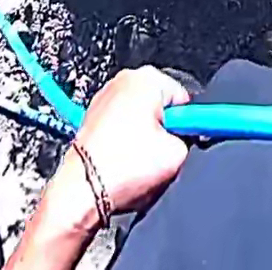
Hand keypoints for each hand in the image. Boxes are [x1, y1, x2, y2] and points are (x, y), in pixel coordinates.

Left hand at [72, 66, 190, 214]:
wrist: (79, 194)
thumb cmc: (120, 169)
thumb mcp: (177, 155)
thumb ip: (192, 138)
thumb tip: (186, 138)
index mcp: (149, 78)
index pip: (185, 101)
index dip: (187, 127)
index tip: (183, 144)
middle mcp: (126, 78)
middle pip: (162, 107)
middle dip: (163, 132)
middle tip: (156, 156)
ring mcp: (107, 96)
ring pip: (142, 118)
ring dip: (143, 139)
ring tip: (136, 163)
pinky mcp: (93, 116)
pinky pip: (122, 127)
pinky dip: (125, 143)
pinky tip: (122, 163)